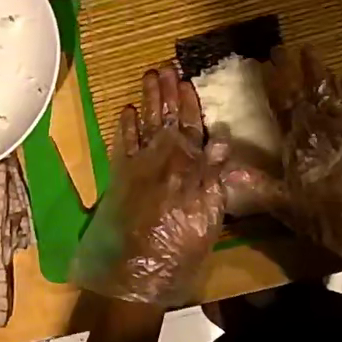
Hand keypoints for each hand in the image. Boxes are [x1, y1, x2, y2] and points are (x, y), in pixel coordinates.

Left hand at [69, 63, 228, 306]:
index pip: (190, 127)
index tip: (188, 80)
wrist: (137, 274)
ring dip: (146, 100)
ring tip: (148, 76)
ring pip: (143, 124)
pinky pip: (122, 145)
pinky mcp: (120, 178)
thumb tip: (221, 141)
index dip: (189, 104)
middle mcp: (161, 160)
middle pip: (165, 119)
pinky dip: (124, 126)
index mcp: (186, 167)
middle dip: (166, 92)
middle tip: (165, 66)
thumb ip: (213, 177)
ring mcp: (138, 167)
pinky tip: (125, 109)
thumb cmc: (181, 248)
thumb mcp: (208, 216)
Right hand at [265, 48, 341, 290]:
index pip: (280, 102)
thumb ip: (257, 186)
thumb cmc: (324, 213)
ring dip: (320, 71)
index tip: (264, 59)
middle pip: (304, 89)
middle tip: (284, 47)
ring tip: (311, 52)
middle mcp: (319, 124)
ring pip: (330, 89)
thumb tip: (225, 173)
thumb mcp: (284, 205)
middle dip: (292, 67)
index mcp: (296, 139)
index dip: (272, 80)